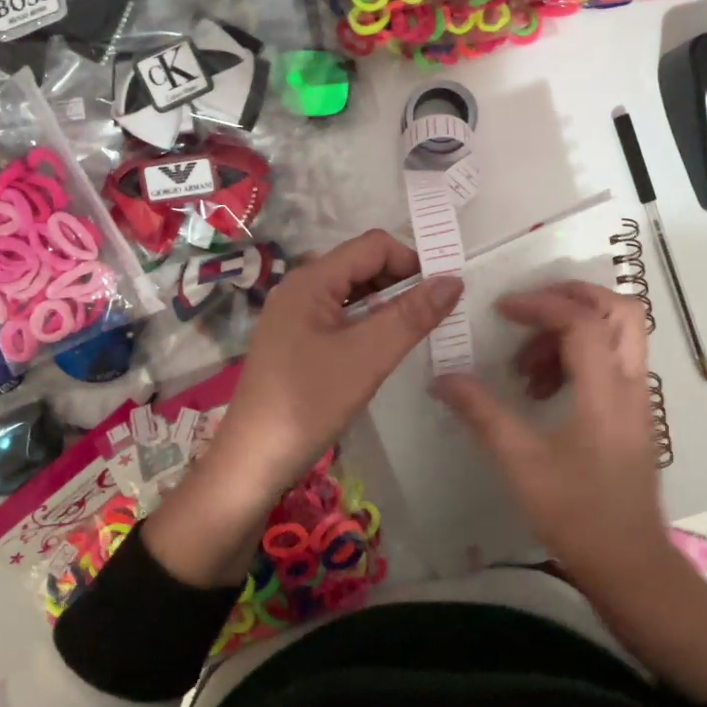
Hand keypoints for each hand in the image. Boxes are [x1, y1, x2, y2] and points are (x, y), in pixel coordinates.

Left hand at [208, 229, 464, 498]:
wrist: (253, 460)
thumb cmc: (309, 402)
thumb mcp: (367, 357)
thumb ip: (411, 315)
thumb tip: (453, 280)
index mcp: (310, 281)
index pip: (373, 246)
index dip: (412, 260)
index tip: (444, 293)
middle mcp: (299, 289)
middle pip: (361, 265)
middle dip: (402, 282)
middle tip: (435, 316)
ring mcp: (294, 317)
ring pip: (352, 294)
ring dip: (387, 305)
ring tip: (415, 333)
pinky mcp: (295, 343)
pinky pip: (339, 318)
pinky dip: (367, 325)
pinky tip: (383, 350)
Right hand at [434, 281, 706, 701]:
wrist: (628, 563)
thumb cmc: (576, 514)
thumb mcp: (520, 463)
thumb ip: (482, 414)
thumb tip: (442, 379)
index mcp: (606, 391)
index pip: (581, 321)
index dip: (539, 305)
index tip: (500, 311)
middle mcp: (632, 385)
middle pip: (621, 310)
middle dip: (574, 296)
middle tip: (529, 309)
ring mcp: (638, 400)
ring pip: (619, 335)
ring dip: (572, 332)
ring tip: (527, 368)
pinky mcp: (634, 416)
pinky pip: (614, 362)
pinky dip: (580, 357)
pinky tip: (543, 392)